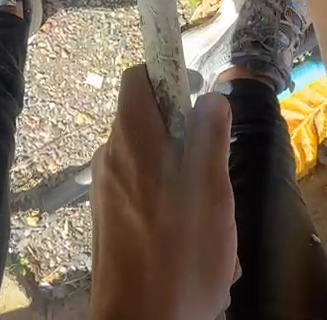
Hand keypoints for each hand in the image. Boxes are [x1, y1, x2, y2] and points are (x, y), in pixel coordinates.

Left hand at [90, 66, 237, 319]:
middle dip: (190, 143)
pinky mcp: (112, 222)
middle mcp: (111, 155)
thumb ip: (210, 134)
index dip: (170, 75)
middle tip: (217, 177)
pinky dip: (176, 212)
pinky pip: (148, 199)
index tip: (200, 96)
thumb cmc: (179, 251)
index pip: (138, 77)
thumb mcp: (210, 187)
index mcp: (131, 136)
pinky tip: (202, 252)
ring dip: (190, 186)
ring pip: (157, 167)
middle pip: (152, 124)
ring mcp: (108, 190)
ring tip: (218, 229)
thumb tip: (212, 96)